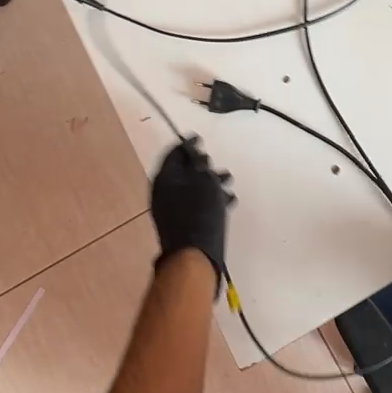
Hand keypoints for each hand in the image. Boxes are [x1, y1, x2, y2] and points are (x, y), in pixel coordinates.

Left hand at [150, 137, 232, 295]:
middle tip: (214, 162)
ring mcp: (171, 210)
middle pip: (183, 171)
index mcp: (165, 178)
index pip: (174, 153)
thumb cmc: (199, 212)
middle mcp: (164, 193)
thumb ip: (199, 165)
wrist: (194, 254)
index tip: (200, 138)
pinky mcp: (182, 224)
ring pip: (192, 188)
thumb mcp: (204, 181)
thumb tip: (195, 155)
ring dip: (209, 182)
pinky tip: (227, 200)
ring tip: (227, 181)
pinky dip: (210, 198)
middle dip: (200, 165)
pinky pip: (195, 203)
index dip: (188, 144)